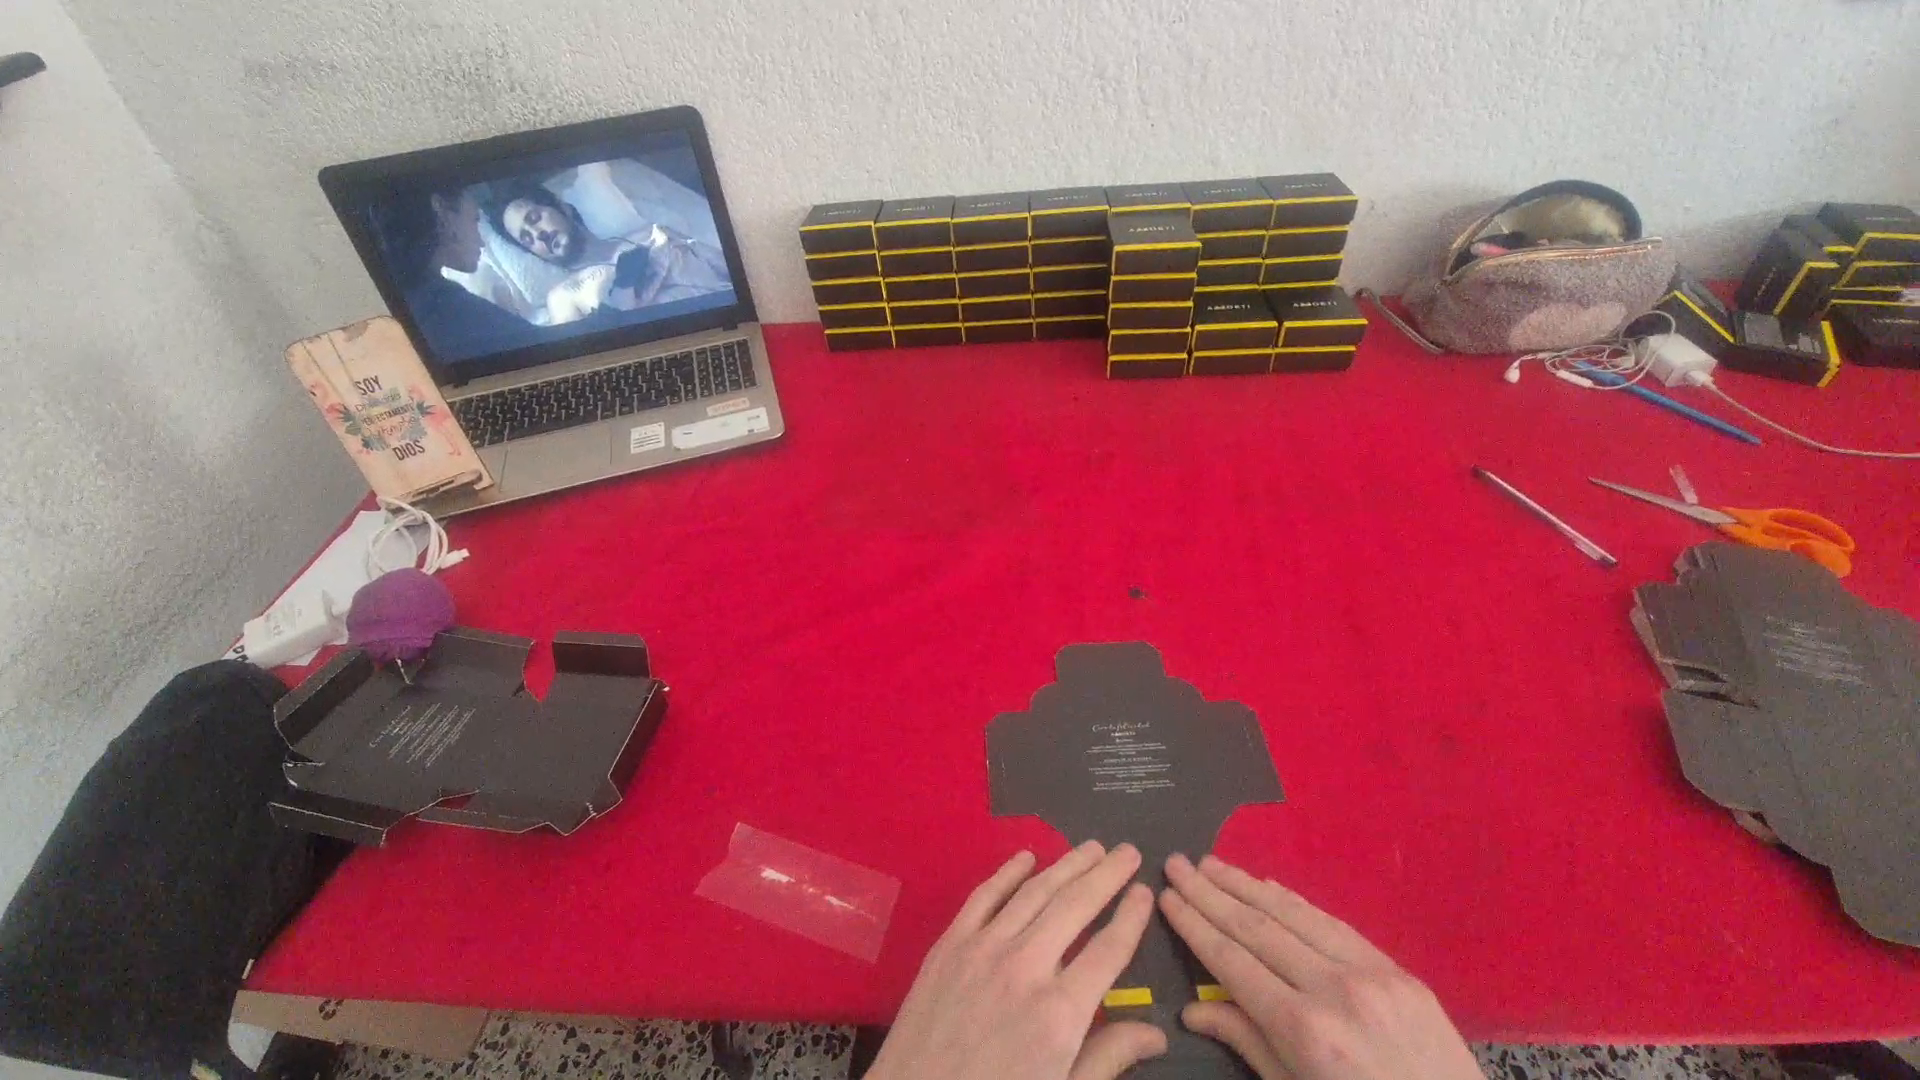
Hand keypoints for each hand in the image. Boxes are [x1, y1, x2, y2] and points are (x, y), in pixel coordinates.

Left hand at [868, 843, 1167, 1079]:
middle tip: (1127, 851)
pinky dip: (1007, 873)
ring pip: (1034, 893)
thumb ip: (1107, 1058)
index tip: (1145, 891)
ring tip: (1092, 848)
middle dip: (1106, 875)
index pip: (1109, 949)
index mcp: (1060, 1012)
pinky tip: (1026, 856)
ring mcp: (983, 948)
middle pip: (1075, 907)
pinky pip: (984, 896)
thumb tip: (1157, 1033)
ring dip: (1066, 865)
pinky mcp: (949, 944)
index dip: (1131, 917)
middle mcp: (1026, 967)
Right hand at [1160, 854, 1482, 1079]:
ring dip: (1244, 885)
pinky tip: (1266, 885)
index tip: (1167, 896)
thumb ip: (1248, 1044)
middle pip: (1256, 928)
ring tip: (1209, 864)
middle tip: (1176, 863)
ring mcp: (1370, 974)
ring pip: (1292, 915)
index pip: (1232, 961)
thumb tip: (1193, 1008)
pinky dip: (1294, 902)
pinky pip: (1333, 924)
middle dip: (1209, 893)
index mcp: (1304, 1030)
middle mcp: (1334, 989)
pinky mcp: (1398, 969)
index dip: (1195, 926)